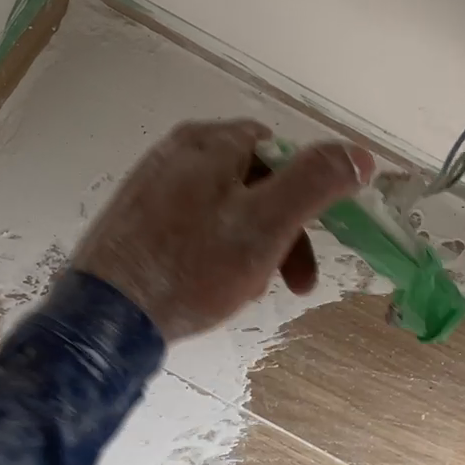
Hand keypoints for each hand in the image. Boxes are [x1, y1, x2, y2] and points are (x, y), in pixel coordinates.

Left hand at [72, 119, 373, 342]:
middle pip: (258, 181)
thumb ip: (315, 183)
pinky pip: (199, 225)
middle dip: (284, 229)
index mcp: (210, 143)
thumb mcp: (266, 225)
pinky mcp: (138, 218)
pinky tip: (216, 285)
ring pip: (231, 207)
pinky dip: (220, 251)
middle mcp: (179, 152)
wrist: (104, 321)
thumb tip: (360, 154)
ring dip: (256, 246)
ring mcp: (154, 184)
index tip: (316, 234)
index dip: (307, 190)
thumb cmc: (193, 267)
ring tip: (253, 288)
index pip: (281, 149)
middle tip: (296, 280)